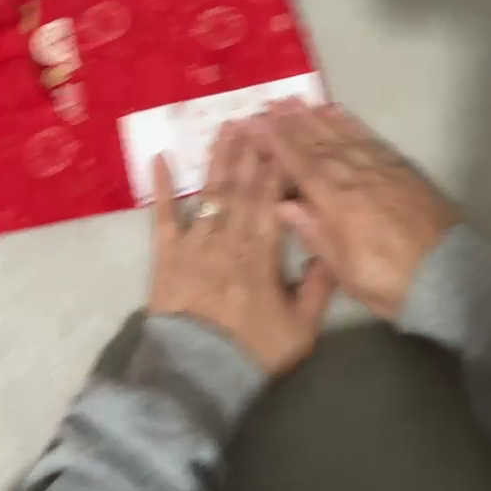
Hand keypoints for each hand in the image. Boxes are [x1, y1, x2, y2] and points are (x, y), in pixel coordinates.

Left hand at [148, 122, 337, 375]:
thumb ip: (319, 288)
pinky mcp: (167, 252)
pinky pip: (163, 214)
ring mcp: (195, 240)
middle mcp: (229, 235)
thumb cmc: (250, 351)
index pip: (273, 199)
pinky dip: (162, 186)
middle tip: (258, 116)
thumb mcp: (300, 329)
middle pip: (243, 186)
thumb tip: (331, 251)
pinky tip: (159, 158)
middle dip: (253, 150)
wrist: (196, 374)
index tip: (286, 138)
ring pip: (211, 191)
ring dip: (219, 157)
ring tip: (227, 125)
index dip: (279, 167)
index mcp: (262, 251)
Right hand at [258, 100, 460, 321]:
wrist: (449, 277)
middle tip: (268, 102)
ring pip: (339, 135)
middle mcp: (353, 176)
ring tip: (294, 99)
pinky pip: (367, 137)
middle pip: (316, 142)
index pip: (297, 163)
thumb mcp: (345, 270)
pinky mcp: (399, 167)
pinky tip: (336, 111)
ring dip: (314, 116)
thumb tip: (282, 204)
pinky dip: (349, 122)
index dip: (273, 141)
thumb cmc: (390, 281)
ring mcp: (378, 168)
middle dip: (289, 121)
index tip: (253, 122)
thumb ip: (314, 233)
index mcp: (335, 202)